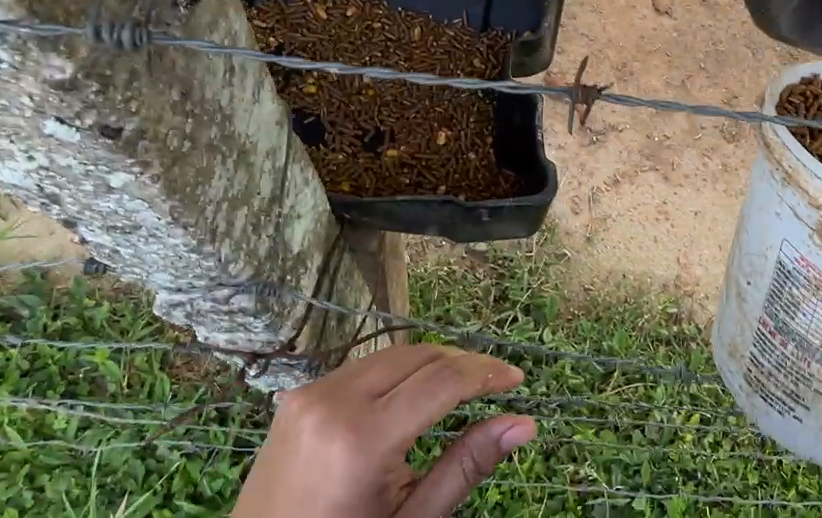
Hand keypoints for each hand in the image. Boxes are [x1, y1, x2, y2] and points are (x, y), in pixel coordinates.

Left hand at [233, 343, 536, 517]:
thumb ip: (466, 466)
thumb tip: (525, 424)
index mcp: (362, 439)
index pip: (443, 380)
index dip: (487, 374)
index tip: (518, 379)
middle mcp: (333, 401)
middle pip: (419, 356)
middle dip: (463, 364)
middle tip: (496, 385)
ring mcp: (309, 395)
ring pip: (392, 355)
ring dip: (432, 364)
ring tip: (462, 388)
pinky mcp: (296, 398)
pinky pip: (362, 368)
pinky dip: (397, 374)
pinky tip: (414, 396)